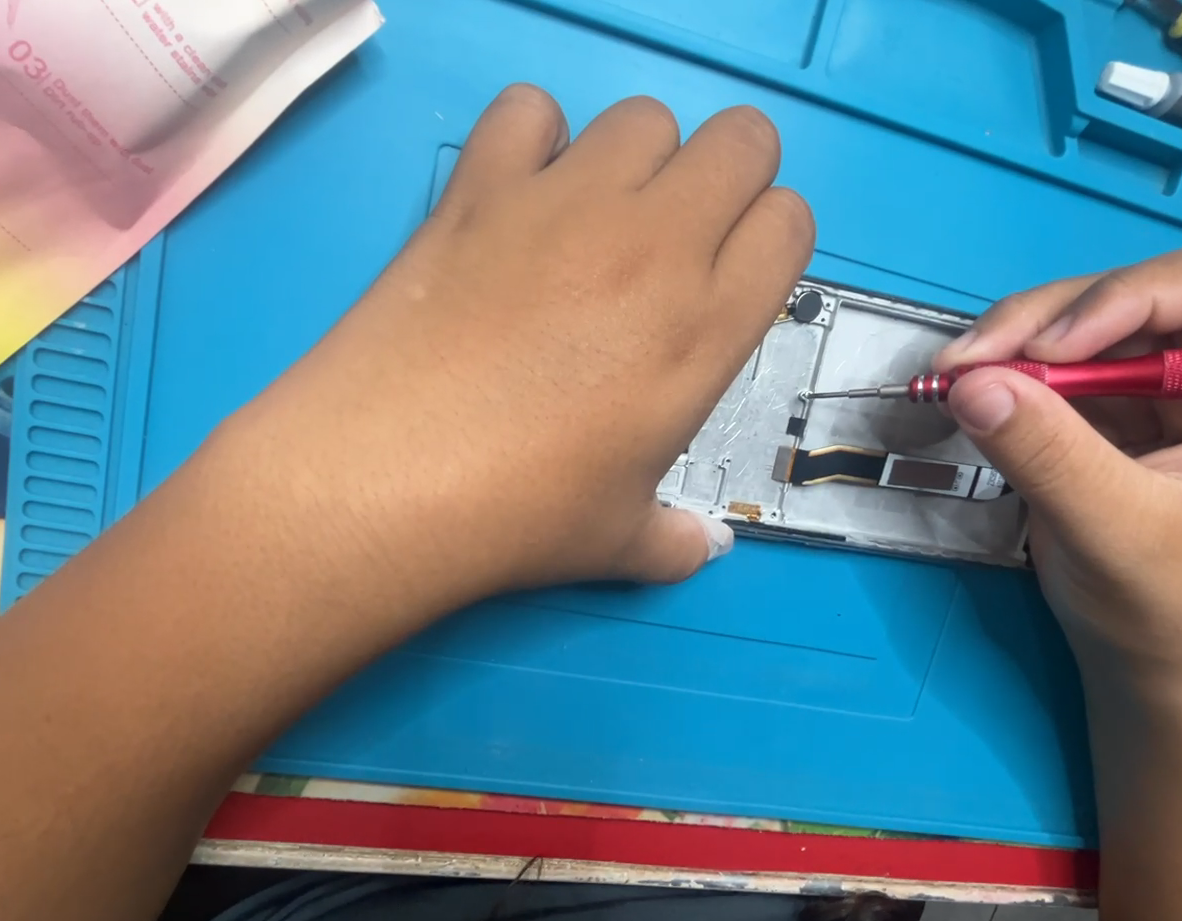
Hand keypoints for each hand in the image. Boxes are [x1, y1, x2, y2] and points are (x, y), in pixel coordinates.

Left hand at [225, 85, 812, 603]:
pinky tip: (516, 201)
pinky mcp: (480, 187)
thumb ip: (676, 541)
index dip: (766, 244)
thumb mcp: (618, 543)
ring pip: (645, 119)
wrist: (391, 480)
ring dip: (636, 162)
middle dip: (724, 180)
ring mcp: (564, 206)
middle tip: (670, 245)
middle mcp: (653, 247)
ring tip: (592, 226)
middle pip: (742, 140)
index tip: (726, 282)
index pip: (791, 223)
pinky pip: (529, 111)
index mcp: (705, 329)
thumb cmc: (521, 516)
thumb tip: (705, 549)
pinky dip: (533, 142)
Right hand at [933, 239, 1181, 688]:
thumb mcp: (1115, 531)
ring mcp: (1161, 392)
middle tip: (965, 362)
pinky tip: (966, 393)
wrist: (1154, 666)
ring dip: (1012, 346)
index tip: (1046, 351)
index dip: (1129, 297)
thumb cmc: (1171, 608)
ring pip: (1083, 328)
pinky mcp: (1108, 417)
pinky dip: (1004, 378)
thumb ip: (1048, 455)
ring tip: (951, 377)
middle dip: (1044, 322)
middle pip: (1135, 299)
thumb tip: (968, 382)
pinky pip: (1053, 374)